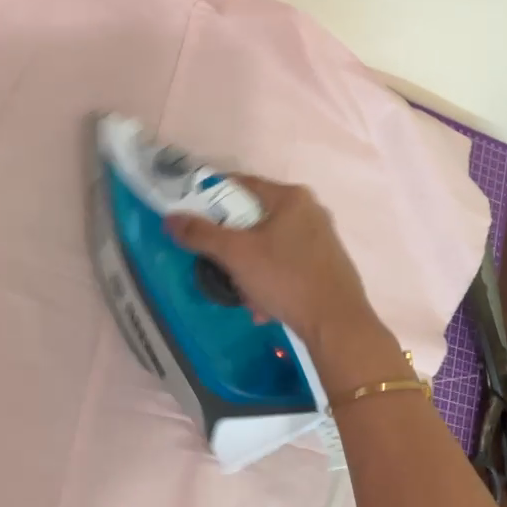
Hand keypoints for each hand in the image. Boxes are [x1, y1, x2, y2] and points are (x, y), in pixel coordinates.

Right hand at [165, 175, 406, 387]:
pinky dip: (269, 282)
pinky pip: (284, 265)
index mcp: (290, 198)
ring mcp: (320, 238)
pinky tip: (264, 307)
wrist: (336, 322)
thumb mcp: (236, 255)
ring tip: (244, 296)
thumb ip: (201, 234)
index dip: (211, 198)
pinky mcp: (325, 264)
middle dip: (231, 246)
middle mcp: (309, 210)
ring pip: (267, 246)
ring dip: (248, 271)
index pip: (241, 184)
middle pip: (253, 219)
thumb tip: (170, 219)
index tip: (192, 218)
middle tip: (217, 265)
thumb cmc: (285, 278)